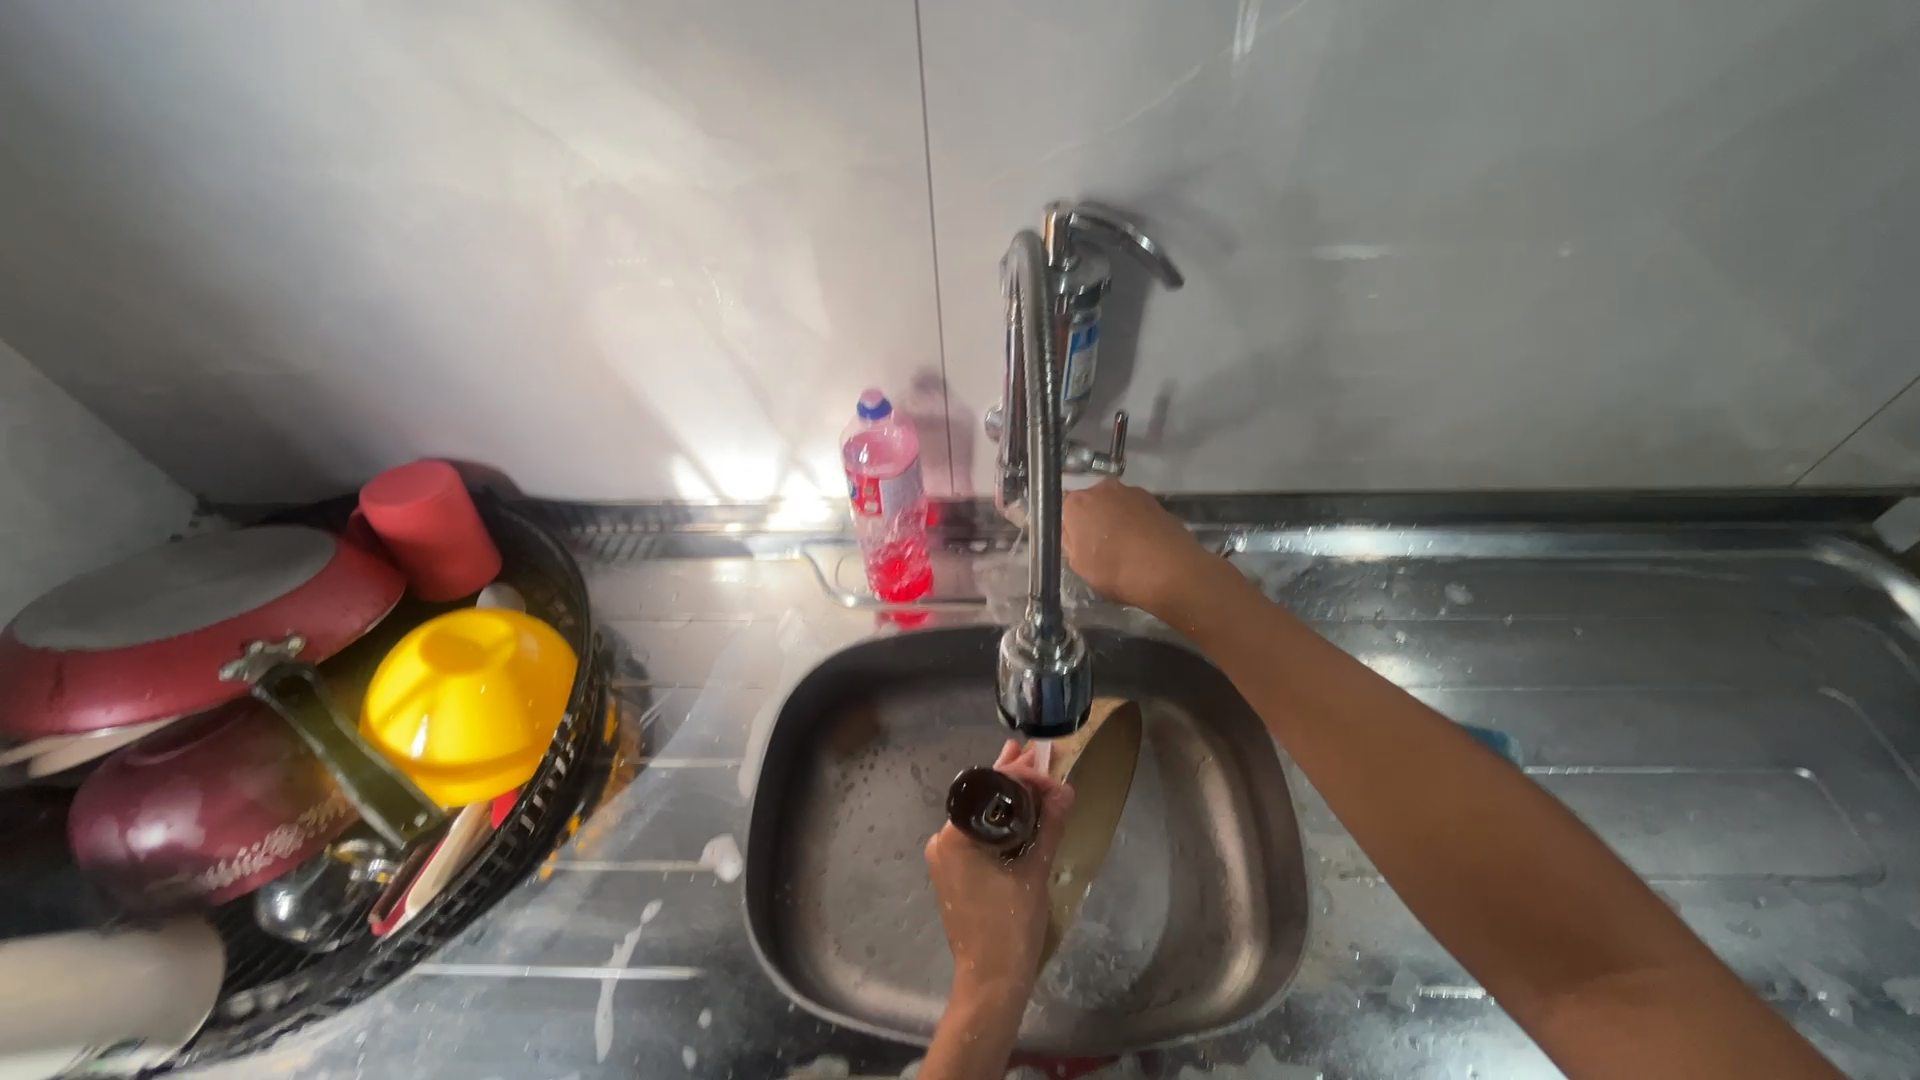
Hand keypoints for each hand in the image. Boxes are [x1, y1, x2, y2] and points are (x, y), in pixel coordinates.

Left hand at [924, 740, 1074, 1001]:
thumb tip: (1066, 789)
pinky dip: (999, 821)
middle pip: (982, 797)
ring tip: (1031, 768)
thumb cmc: (1010, 927)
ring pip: (980, 815)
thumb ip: (1049, 826)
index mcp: (955, 836)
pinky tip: (1020, 808)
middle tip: (1035, 750)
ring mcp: (946, 858)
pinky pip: (977, 835)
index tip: (1050, 768)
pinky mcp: (954, 872)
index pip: (989, 786)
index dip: (1023, 773)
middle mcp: (943, 840)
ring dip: (1006, 797)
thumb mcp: (1035, 871)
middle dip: (1011, 775)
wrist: (991, 980)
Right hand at [1063, 479, 1215, 615]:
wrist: (1171, 570)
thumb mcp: (1079, 566)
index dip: (1071, 533)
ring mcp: (1131, 491)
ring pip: (1114, 506)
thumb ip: (1070, 543)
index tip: (1081, 550)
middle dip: (1093, 523)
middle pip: (1090, 506)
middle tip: (1101, 550)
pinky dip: (1135, 523)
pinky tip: (1142, 545)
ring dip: (1115, 522)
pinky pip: (1134, 511)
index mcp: (1077, 503)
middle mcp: (1102, 489)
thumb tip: (1073, 533)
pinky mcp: (1154, 500)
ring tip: (1126, 549)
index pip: (1064, 514)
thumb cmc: (1117, 571)